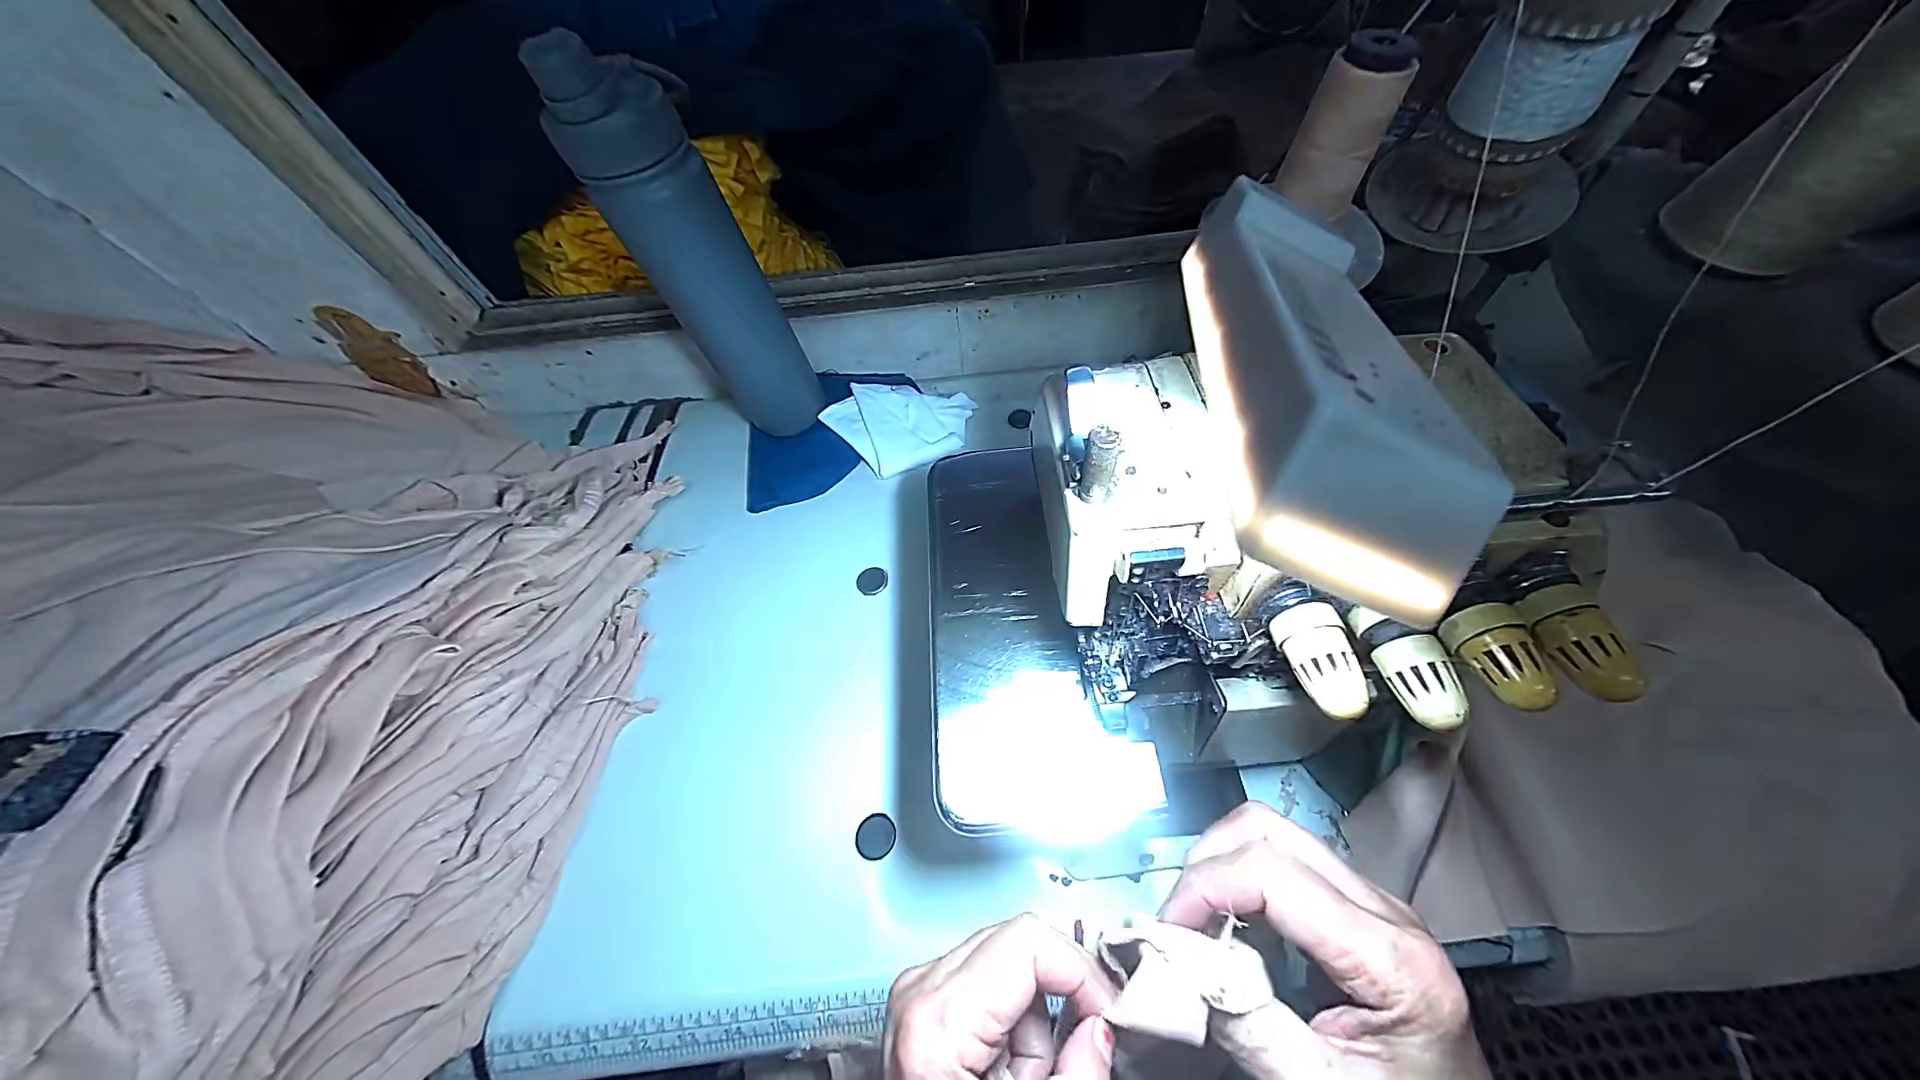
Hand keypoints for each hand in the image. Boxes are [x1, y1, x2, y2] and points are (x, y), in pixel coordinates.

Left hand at [886, 914, 1118, 1079]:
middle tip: (1080, 1048)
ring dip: (1034, 1012)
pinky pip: (983, 979)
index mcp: (938, 1019)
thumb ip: (1077, 1076)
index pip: (1028, 940)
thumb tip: (1100, 1027)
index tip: (1107, 1014)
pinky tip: (1001, 1067)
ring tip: (1026, 1077)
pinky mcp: (919, 1000)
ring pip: (1004, 957)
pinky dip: (1009, 1017)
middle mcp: (919, 990)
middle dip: (1059, 994)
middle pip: (1016, 941)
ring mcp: (915, 990)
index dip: (1081, 972)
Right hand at [1159, 802, 1489, 1079]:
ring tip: (1196, 919)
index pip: (1271, 872)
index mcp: (1393, 960)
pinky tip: (1225, 921)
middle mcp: (1386, 912)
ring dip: (1218, 863)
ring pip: (1271, 832)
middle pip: (1268, 831)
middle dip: (1206, 864)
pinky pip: (1281, 858)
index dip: (1204, 887)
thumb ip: (1249, 1025)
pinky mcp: (1354, 904)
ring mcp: (1371, 902)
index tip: (1167, 930)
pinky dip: (1236, 876)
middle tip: (1177, 922)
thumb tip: (1178, 965)